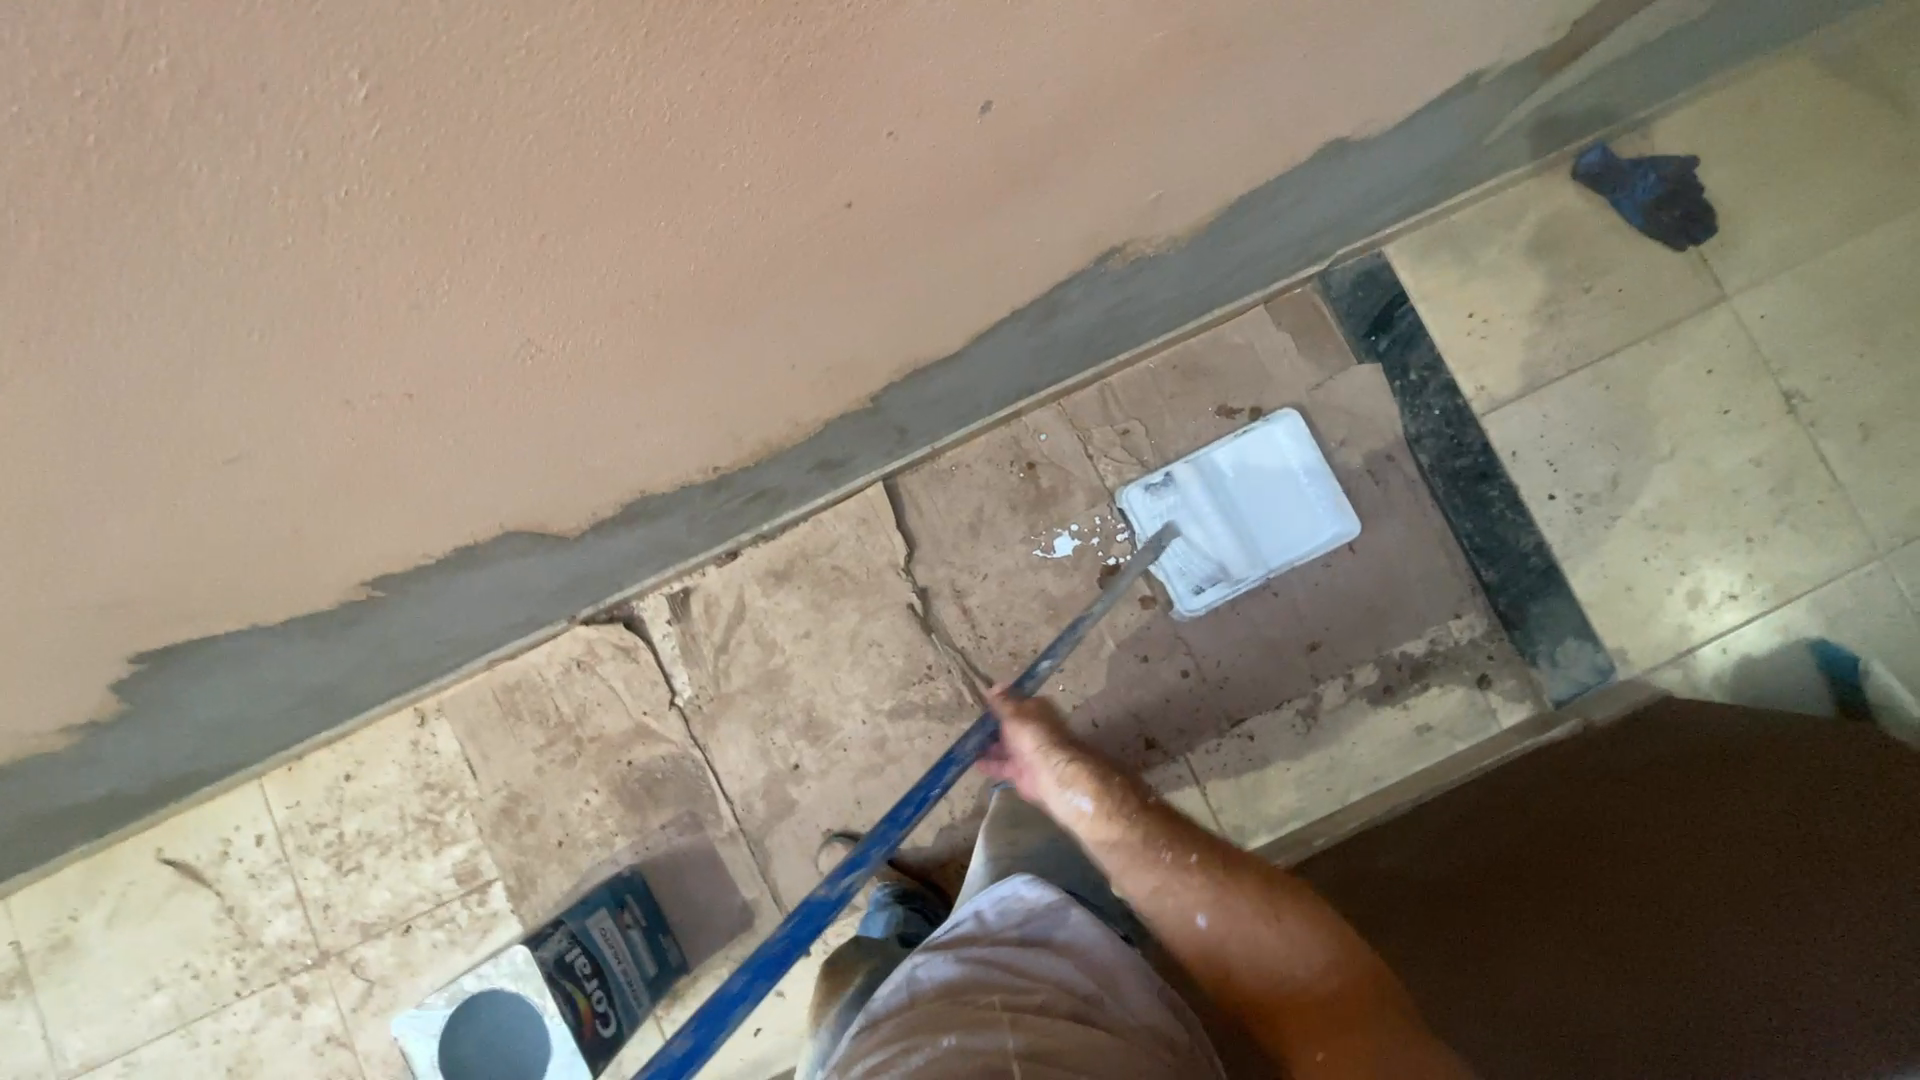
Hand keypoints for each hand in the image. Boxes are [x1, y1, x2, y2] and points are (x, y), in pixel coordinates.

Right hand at [977, 684, 1083, 803]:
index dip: (1003, 701)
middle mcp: (1033, 730)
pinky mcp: (1020, 771)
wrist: (1048, 772)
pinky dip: (989, 764)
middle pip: (1011, 726)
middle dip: (994, 725)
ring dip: (989, 745)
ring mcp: (1027, 752)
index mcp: (1036, 711)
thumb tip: (995, 685)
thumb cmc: (1031, 735)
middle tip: (972, 721)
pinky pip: (1001, 765)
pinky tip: (973, 761)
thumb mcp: (1013, 714)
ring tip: (968, 741)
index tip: (985, 701)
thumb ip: (1002, 702)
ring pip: (1005, 746)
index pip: (1019, 703)